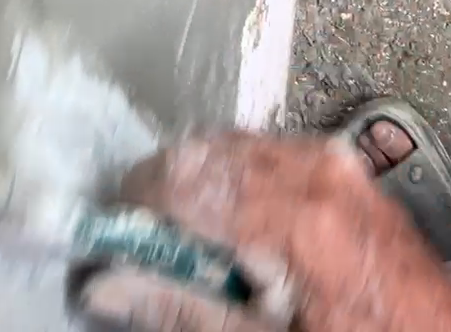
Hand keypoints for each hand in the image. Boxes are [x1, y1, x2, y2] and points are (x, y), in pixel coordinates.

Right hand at [79, 131, 450, 331]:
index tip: (112, 221)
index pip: (193, 181)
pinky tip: (229, 210)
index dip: (140, 197)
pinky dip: (234, 169)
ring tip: (182, 223)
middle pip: (211, 150)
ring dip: (197, 174)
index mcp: (302, 218)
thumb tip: (110, 283)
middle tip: (142, 227)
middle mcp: (318, 169)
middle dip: (166, 183)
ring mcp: (333, 157)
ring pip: (235, 141)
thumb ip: (186, 308)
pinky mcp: (340, 158)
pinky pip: (267, 146)